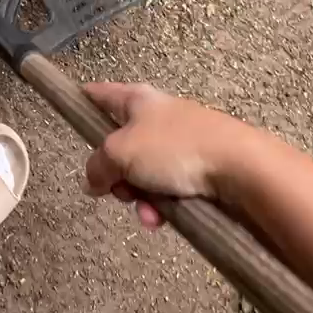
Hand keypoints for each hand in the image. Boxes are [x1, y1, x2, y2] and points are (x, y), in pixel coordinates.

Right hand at [81, 83, 264, 228]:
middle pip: (121, 145)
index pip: (100, 94)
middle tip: (117, 190)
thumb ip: (97, 165)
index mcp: (137, 100)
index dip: (83, 102)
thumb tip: (91, 180)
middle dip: (115, 173)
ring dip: (139, 195)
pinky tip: (164, 219)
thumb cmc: (174, 148)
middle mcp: (158, 116)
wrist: (242, 168)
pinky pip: (169, 188)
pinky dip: (163, 204)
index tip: (70, 114)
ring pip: (144, 172)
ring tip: (148, 213)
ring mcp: (181, 143)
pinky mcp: (201, 169)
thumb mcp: (120, 153)